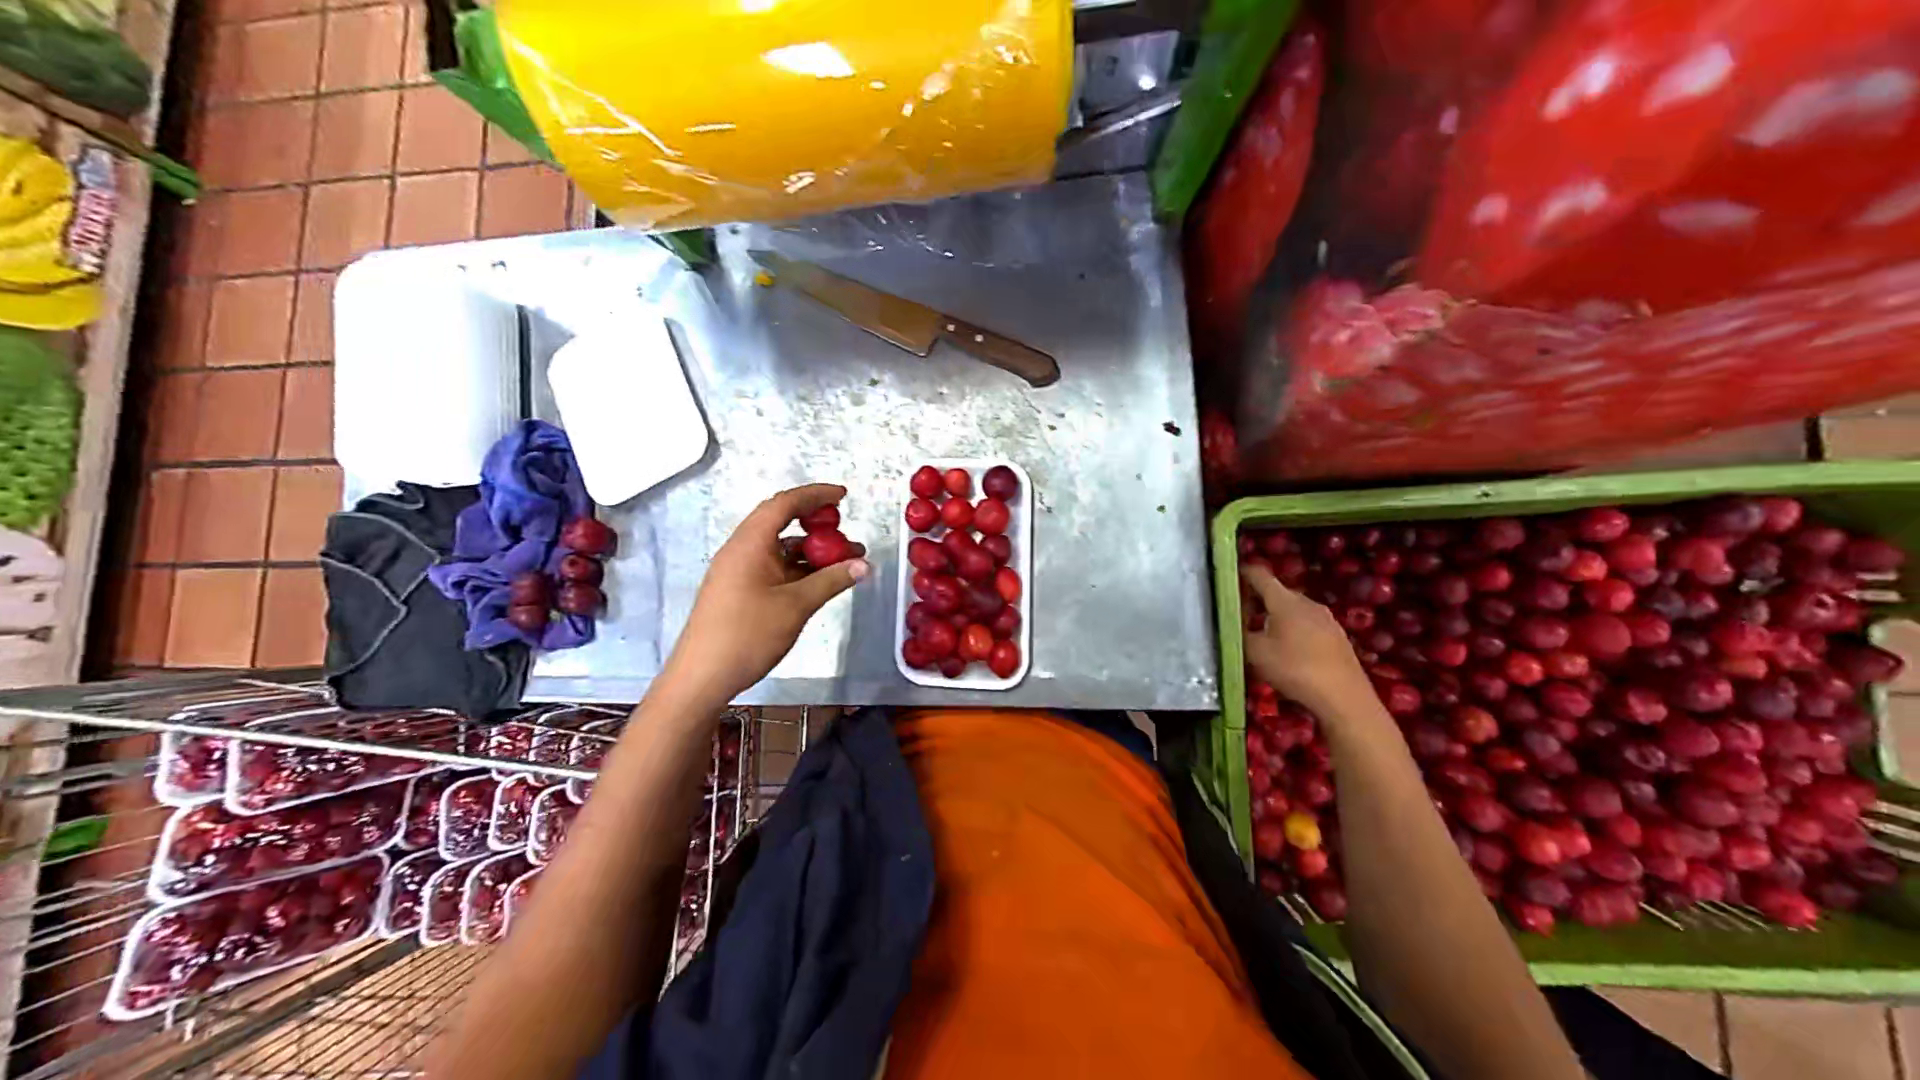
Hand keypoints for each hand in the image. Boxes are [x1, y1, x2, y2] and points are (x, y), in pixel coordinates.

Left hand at [661, 484, 868, 706]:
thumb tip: (863, 564)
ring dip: (810, 550)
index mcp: (750, 543)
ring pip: (779, 547)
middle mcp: (741, 550)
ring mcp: (738, 570)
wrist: (703, 676)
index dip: (815, 495)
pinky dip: (798, 567)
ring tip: (844, 561)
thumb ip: (832, 580)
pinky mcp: (739, 589)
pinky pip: (773, 566)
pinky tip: (820, 581)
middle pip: (780, 522)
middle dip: (816, 523)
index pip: (784, 503)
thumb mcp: (796, 605)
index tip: (842, 497)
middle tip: (845, 532)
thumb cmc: (747, 635)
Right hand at [1241, 563, 1377, 720]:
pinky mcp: (1336, 636)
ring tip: (1261, 635)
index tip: (1227, 579)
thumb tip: (1232, 624)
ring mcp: (1326, 619)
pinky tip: (1288, 651)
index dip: (1242, 573)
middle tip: (1239, 615)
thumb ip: (1240, 633)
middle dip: (1257, 599)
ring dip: (1275, 616)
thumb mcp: (1256, 653)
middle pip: (1277, 592)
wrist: (1344, 698)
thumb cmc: (1295, 670)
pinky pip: (1308, 624)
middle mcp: (1307, 603)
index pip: (1260, 575)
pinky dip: (1292, 629)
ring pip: (1293, 609)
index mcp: (1285, 601)